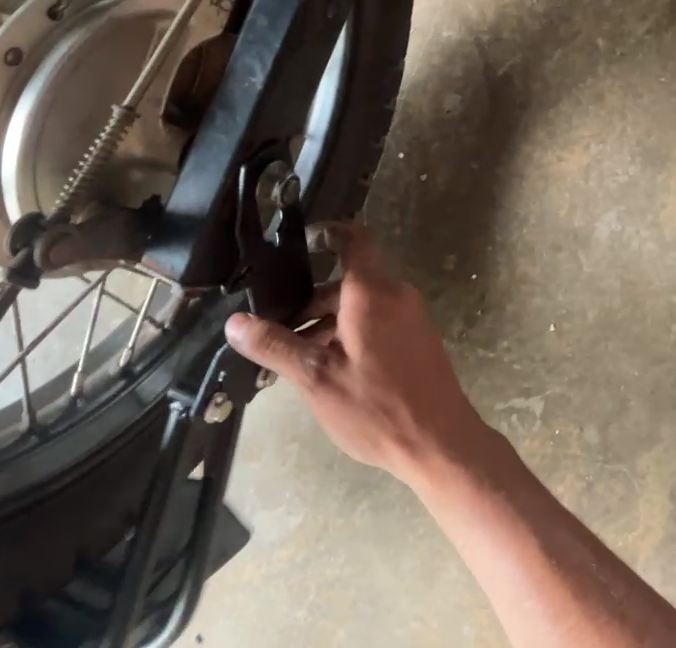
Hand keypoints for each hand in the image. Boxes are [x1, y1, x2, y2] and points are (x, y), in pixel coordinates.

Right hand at [225, 222, 493, 485]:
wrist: (440, 443)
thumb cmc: (376, 407)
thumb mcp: (317, 379)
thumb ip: (276, 346)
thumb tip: (235, 322)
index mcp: (373, 292)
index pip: (355, 239)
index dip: (329, 233)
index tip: (302, 241)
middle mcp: (397, 295)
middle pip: (351, 279)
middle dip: (312, 297)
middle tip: (276, 323)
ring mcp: (412, 318)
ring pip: (363, 304)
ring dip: (329, 320)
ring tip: (295, 354)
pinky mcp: (418, 340)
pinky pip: (379, 321)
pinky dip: (350, 331)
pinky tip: (328, 368)